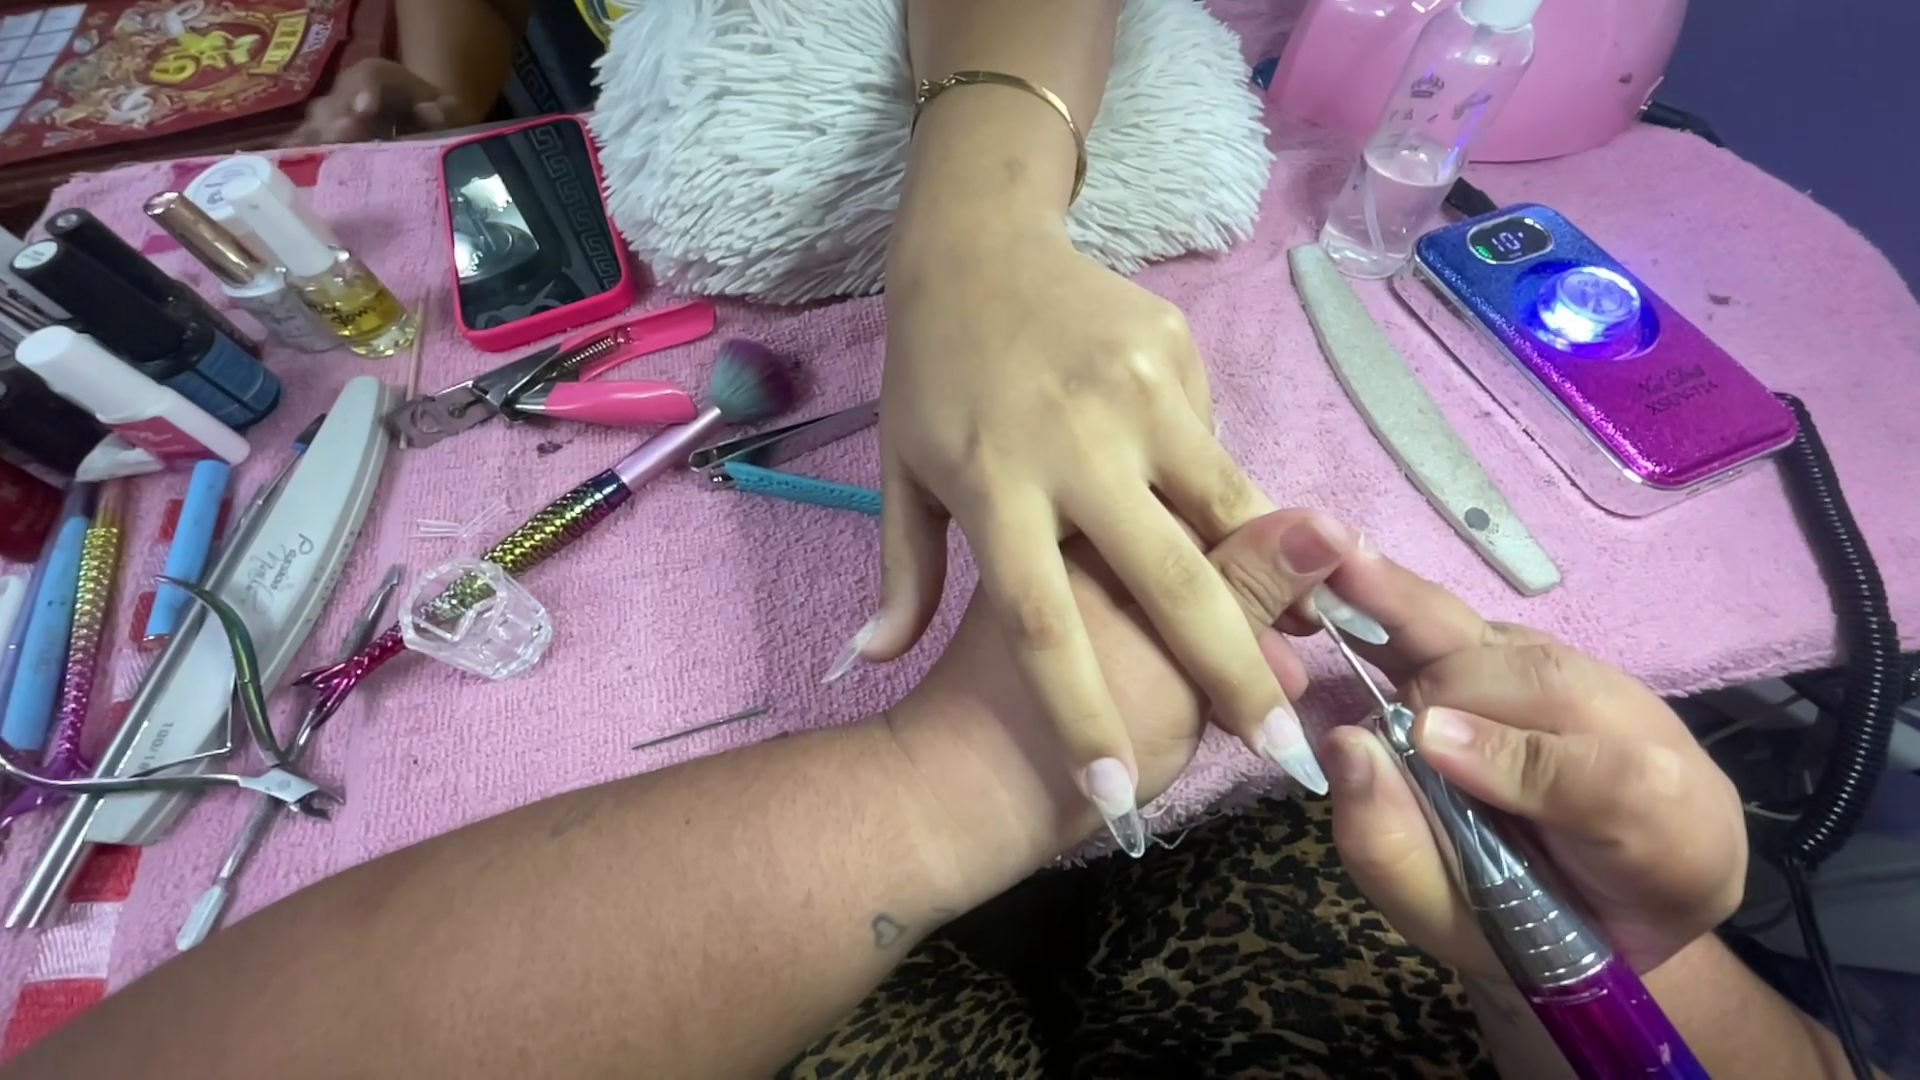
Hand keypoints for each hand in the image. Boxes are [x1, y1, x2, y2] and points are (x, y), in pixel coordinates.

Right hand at [286, 60, 467, 145]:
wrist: (428, 124)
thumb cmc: (441, 117)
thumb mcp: (453, 112)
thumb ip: (446, 111)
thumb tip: (431, 113)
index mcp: (386, 78)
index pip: (372, 75)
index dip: (365, 90)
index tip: (364, 111)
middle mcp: (354, 90)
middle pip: (339, 100)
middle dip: (338, 119)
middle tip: (341, 136)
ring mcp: (337, 112)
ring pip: (321, 120)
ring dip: (320, 137)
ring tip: (323, 155)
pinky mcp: (329, 135)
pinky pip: (311, 139)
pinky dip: (305, 150)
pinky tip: (300, 164)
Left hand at [860, 211, 1331, 851]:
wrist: (976, 250)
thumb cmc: (932, 376)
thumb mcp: (903, 473)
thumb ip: (901, 573)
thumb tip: (870, 659)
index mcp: (994, 487)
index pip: (1039, 623)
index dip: (1078, 716)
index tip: (1115, 797)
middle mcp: (1073, 446)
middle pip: (1165, 581)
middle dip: (1233, 674)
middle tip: (1287, 753)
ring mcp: (1136, 393)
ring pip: (1224, 512)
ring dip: (1272, 588)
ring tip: (1312, 648)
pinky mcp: (1177, 352)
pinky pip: (1217, 448)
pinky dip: (1234, 501)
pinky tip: (1249, 530)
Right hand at [1317, 551, 1746, 978]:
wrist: (1569, 885)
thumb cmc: (1506, 912)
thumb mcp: (1446, 919)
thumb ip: (1394, 850)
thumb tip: (1344, 744)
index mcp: (1666, 839)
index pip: (1615, 786)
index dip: (1518, 760)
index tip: (1424, 743)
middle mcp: (1642, 738)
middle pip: (1546, 683)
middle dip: (1439, 686)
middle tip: (1362, 697)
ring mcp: (1587, 681)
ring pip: (1498, 641)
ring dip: (1407, 624)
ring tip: (1334, 606)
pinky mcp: (1528, 649)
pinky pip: (1463, 619)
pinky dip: (1398, 601)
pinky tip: (1349, 581)